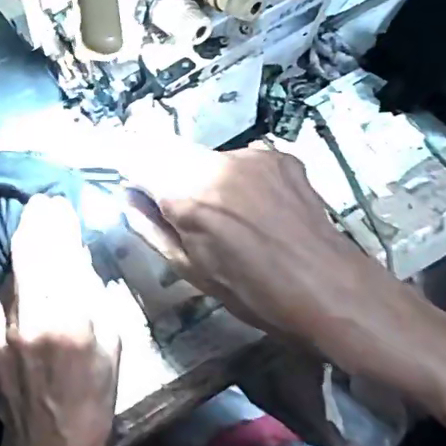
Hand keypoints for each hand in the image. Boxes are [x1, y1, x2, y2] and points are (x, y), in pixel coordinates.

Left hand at [0, 195, 120, 445]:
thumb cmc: (92, 397)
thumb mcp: (111, 343)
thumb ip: (92, 293)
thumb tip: (76, 252)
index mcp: (65, 321)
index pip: (54, 252)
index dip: (55, 221)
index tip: (57, 202)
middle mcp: (23, 320)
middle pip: (24, 252)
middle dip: (34, 223)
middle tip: (42, 207)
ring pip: (7, 275)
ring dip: (23, 263)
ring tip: (39, 265)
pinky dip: (6, 294)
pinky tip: (20, 304)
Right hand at [117, 137, 397, 342]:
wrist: (336, 292)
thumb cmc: (256, 294)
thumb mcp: (191, 270)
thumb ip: (150, 227)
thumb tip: (128, 198)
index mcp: (189, 194)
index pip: (134, 158)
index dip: (116, 159)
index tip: (109, 166)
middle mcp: (216, 163)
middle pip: (166, 151)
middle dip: (156, 170)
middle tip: (159, 199)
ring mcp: (251, 155)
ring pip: (201, 157)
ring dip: (195, 175)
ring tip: (216, 213)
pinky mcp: (277, 156)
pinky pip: (236, 161)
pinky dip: (230, 178)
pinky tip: (250, 208)